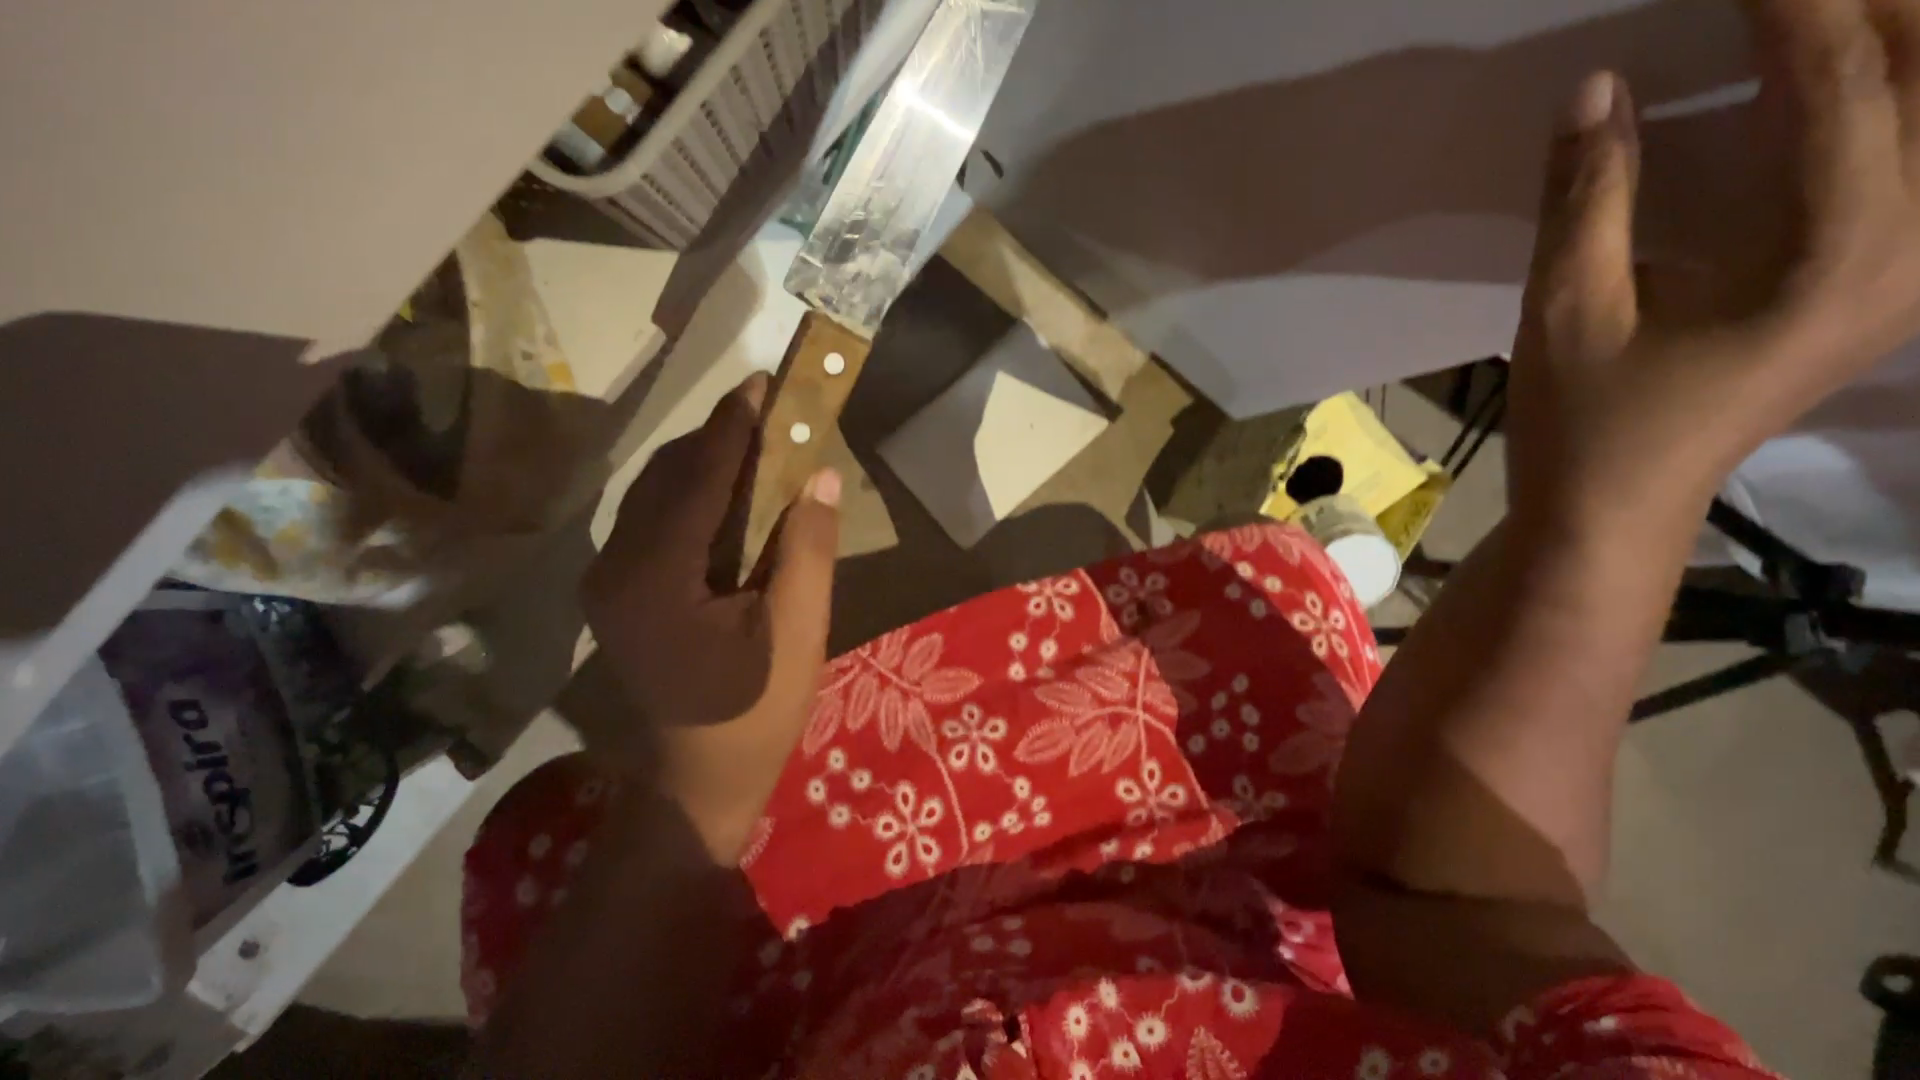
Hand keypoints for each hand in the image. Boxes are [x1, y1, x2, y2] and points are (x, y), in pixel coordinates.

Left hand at [580, 374, 840, 858]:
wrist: (696, 782)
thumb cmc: (756, 713)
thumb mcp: (798, 633)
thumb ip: (808, 549)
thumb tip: (820, 475)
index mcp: (656, 578)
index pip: (699, 479)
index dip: (735, 427)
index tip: (765, 383)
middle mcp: (615, 568)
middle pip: (667, 477)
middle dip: (718, 439)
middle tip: (772, 412)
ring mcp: (605, 580)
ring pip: (653, 495)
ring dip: (702, 464)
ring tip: (757, 445)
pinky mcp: (613, 592)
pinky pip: (649, 522)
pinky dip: (688, 497)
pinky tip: (728, 496)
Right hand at [1509, 0, 1919, 523]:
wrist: (1619, 509)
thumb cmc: (1586, 424)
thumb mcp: (1566, 313)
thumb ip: (1588, 198)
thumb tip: (1594, 87)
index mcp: (1833, 261)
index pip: (1845, 88)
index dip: (1798, 9)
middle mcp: (1913, 253)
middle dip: (1875, 13)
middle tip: (1786, 4)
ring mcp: (1918, 270)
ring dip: (1899, 50)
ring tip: (1824, 27)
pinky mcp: (1894, 281)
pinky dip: (1899, 105)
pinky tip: (1857, 87)